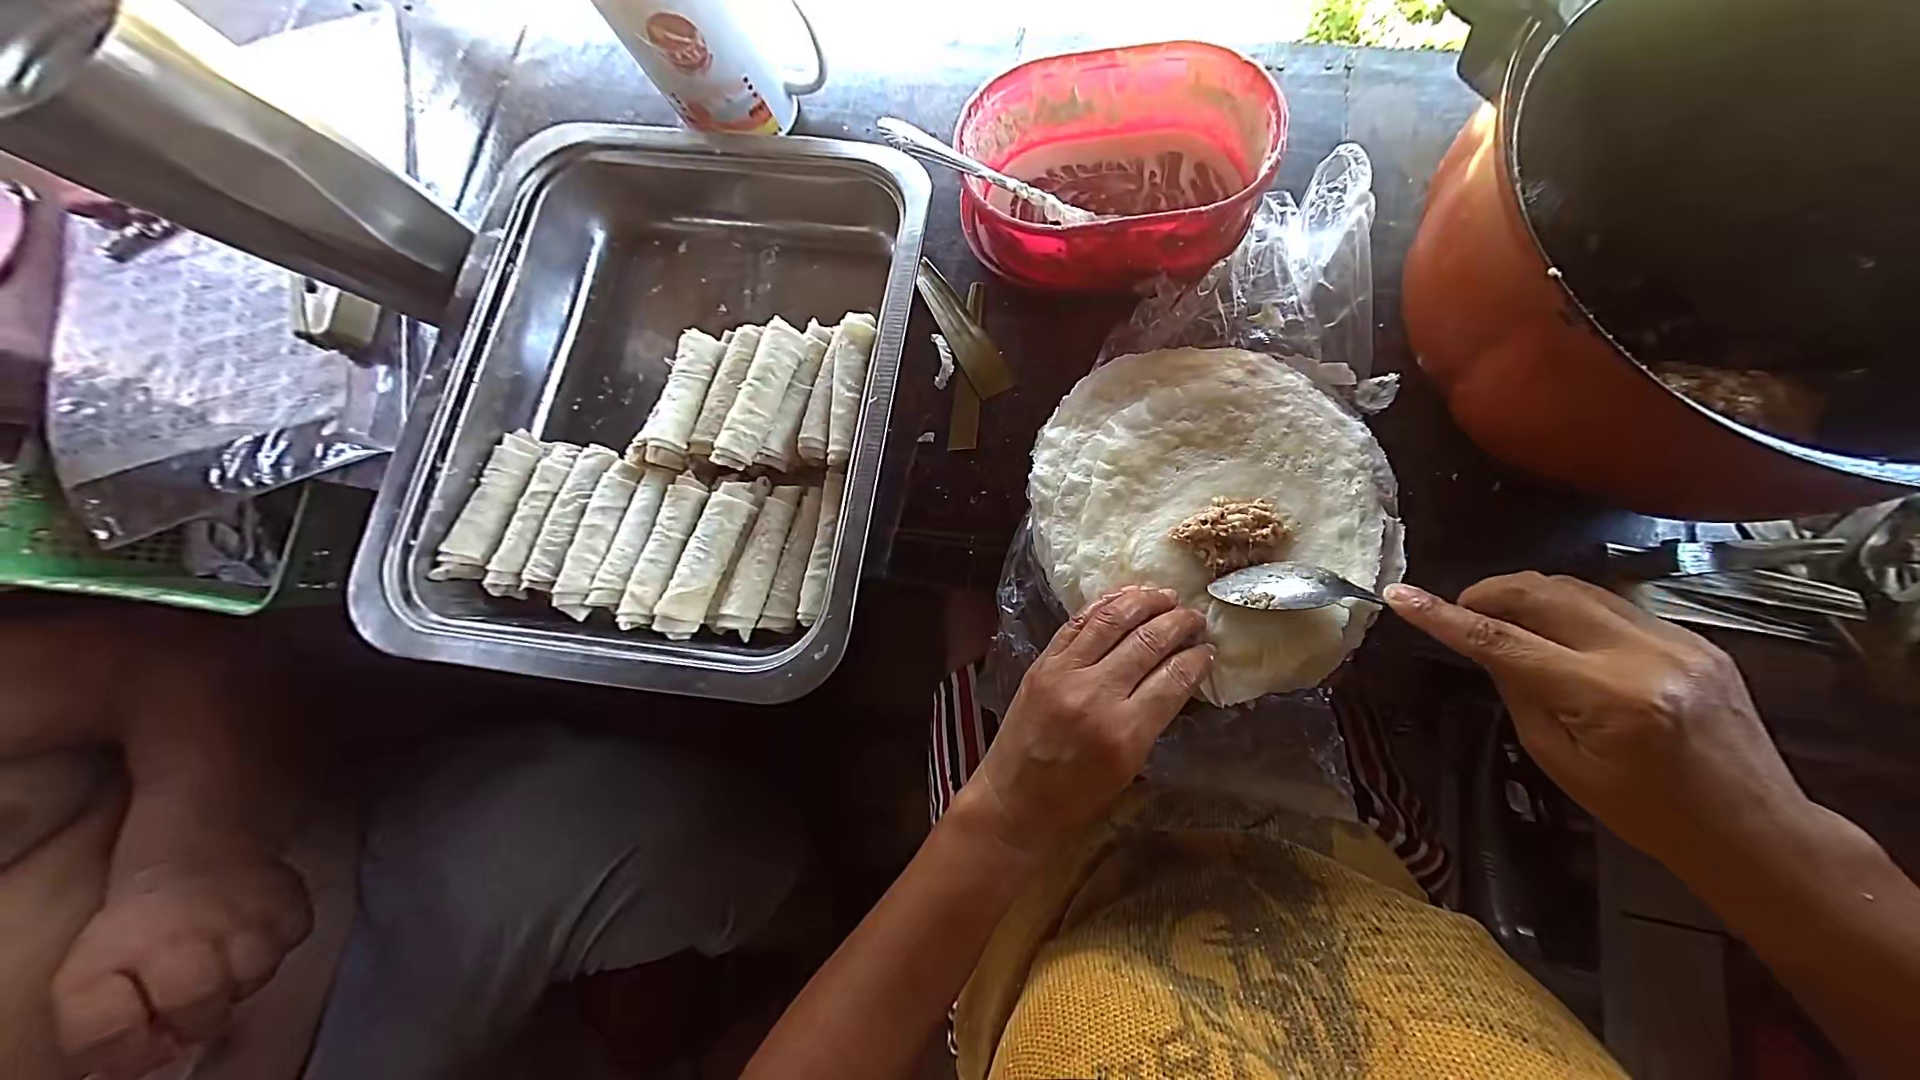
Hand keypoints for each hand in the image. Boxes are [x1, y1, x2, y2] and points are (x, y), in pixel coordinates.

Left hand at [51, 856, 311, 1078]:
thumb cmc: (138, 925)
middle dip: (198, 1015)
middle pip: (213, 1006)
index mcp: (157, 955)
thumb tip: (139, 1066)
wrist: (200, 854)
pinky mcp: (298, 903)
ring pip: (260, 976)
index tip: (148, 1039)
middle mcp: (214, 935)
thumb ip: (101, 1030)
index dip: (148, 1045)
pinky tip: (252, 938)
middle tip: (186, 999)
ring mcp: (264, 917)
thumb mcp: (85, 980)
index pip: (161, 1025)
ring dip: (239, 980)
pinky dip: (275, 948)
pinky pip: (293, 943)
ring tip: (221, 964)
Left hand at [964, 586, 1213, 856]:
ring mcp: (1064, 673)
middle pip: (1146, 642)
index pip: (1173, 678)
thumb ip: (1153, 717)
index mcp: (1124, 731)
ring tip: (1166, 595)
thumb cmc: (1076, 797)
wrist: (1013, 799)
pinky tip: (1123, 596)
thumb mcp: (1129, 766)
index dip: (1196, 658)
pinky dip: (1103, 605)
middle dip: (1177, 623)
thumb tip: (1179, 675)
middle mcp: (1095, 693)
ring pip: (1111, 622)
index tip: (1209, 648)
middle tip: (1195, 615)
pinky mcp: (1042, 663)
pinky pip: (1077, 624)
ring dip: (1143, 602)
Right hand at [1386, 573, 1807, 867]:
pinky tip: (1557, 635)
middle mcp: (1646, 656)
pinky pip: (1608, 602)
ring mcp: (1678, 640)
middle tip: (1459, 611)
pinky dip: (1565, 608)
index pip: (1502, 640)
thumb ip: (1517, 688)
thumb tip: (1482, 642)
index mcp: (1607, 697)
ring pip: (1573, 586)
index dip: (1443, 615)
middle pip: (1541, 592)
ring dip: (1524, 595)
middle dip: (1486, 592)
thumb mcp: (1555, 753)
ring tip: (1503, 621)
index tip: (1400, 595)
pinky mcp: (1693, 637)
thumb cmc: (1640, 807)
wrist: (1753, 827)